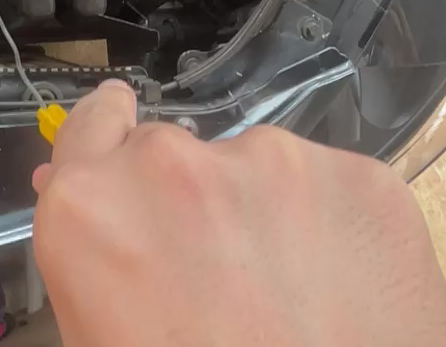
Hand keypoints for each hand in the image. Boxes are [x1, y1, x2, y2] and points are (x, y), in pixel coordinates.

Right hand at [32, 81, 445, 346]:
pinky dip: (334, 231)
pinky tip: (346, 299)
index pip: (93, 120)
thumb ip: (91, 248)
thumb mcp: (104, 339)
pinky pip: (329, 188)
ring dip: (263, 215)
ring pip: (255, 169)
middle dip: (189, 199)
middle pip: (172, 151)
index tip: (129, 144)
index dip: (111, 135)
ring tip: (295, 302)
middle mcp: (170, 161)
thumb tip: (84, 191)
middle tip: (224, 279)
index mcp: (91, 204)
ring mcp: (273, 161)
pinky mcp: (361, 180)